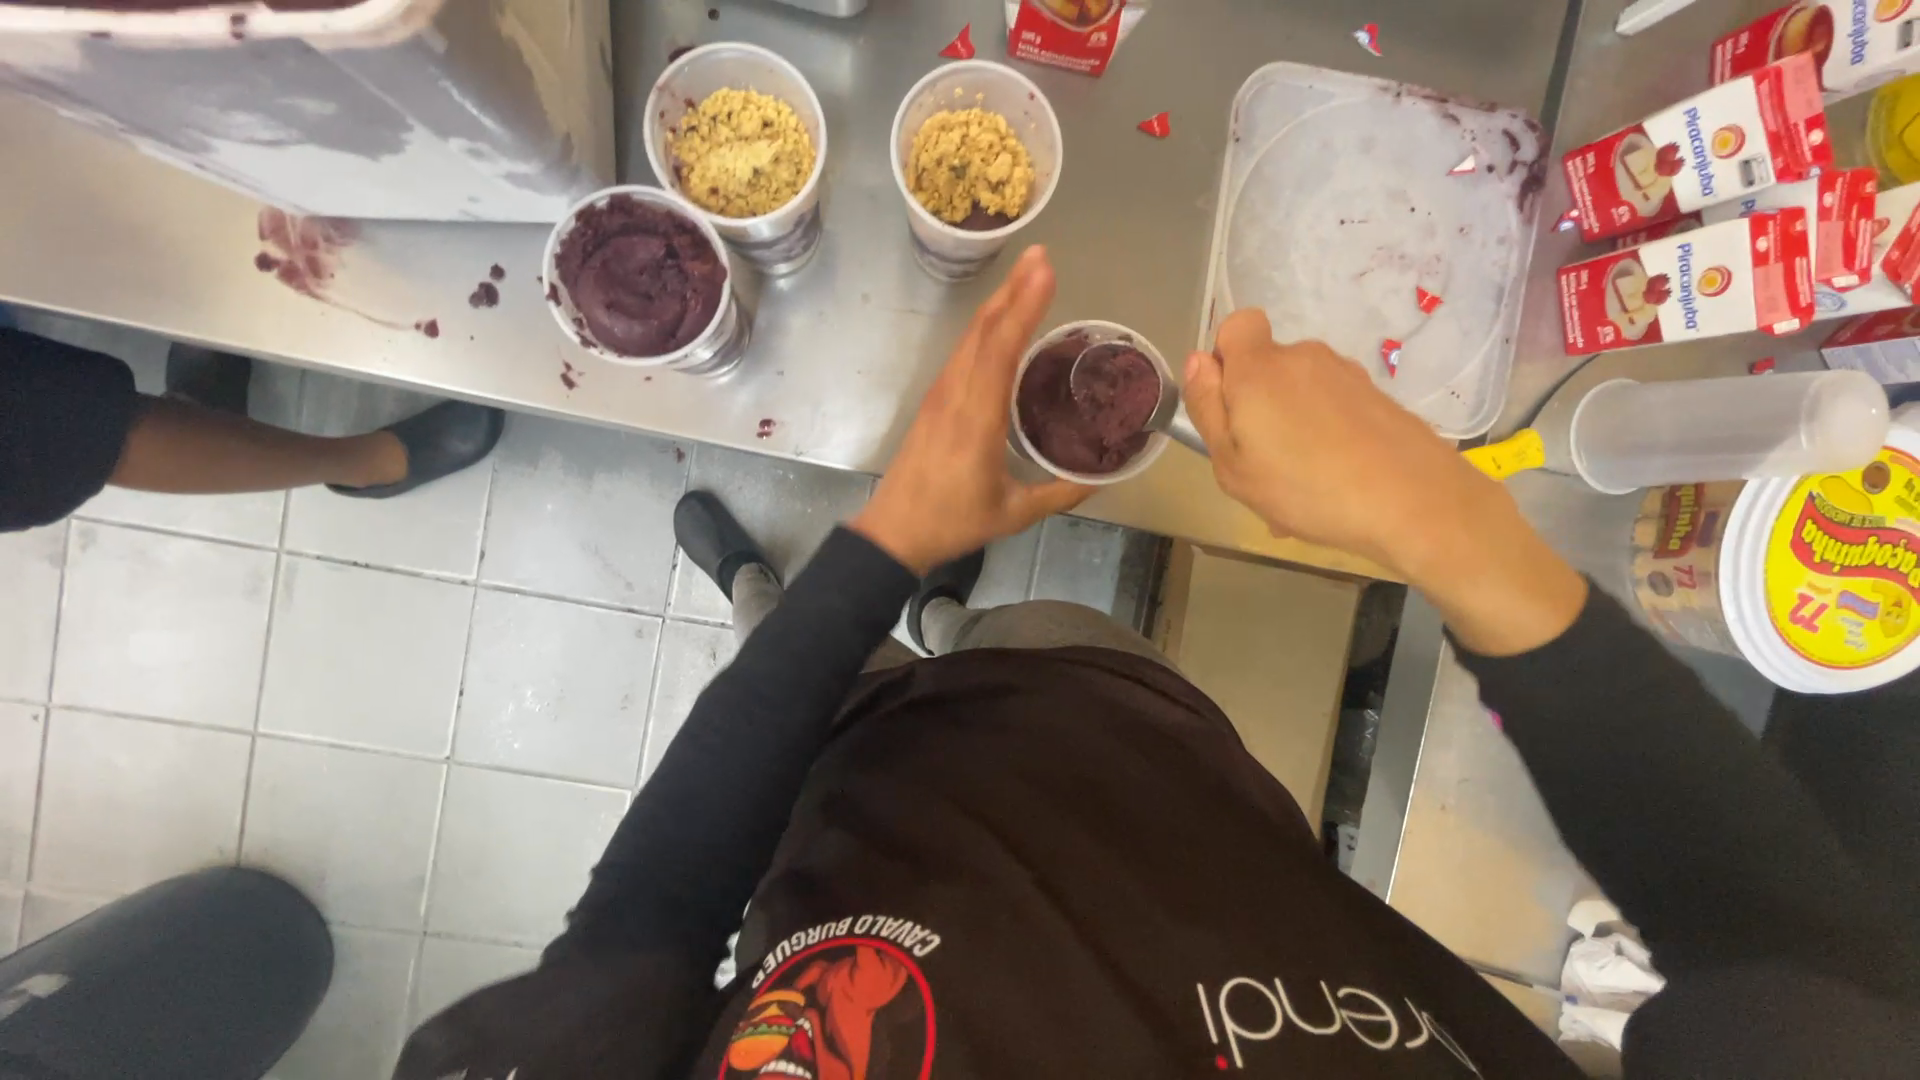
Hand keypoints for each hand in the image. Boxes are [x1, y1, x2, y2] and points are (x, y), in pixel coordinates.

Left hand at [852, 247, 1092, 574]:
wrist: (894, 533)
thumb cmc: (952, 522)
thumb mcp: (1013, 513)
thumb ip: (1059, 494)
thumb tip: (1100, 477)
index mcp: (977, 419)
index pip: (1000, 350)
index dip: (1023, 307)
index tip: (1045, 270)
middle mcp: (955, 396)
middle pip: (982, 331)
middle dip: (1012, 289)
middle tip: (1041, 255)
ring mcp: (940, 395)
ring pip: (969, 338)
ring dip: (997, 303)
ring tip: (1026, 275)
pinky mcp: (934, 402)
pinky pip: (962, 354)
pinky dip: (985, 329)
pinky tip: (1000, 323)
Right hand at [1183, 309, 1586, 655]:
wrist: (1413, 502)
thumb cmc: (1304, 488)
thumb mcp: (1231, 464)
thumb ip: (1207, 408)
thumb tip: (1199, 361)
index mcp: (1259, 371)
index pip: (1237, 325)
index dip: (1225, 358)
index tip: (1228, 404)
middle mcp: (1302, 359)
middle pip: (1267, 366)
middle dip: (1257, 403)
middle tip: (1257, 461)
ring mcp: (1345, 375)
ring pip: (1299, 391)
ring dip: (1289, 424)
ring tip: (1295, 482)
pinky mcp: (1375, 395)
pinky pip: (1331, 408)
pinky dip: (1323, 434)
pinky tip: (1330, 481)